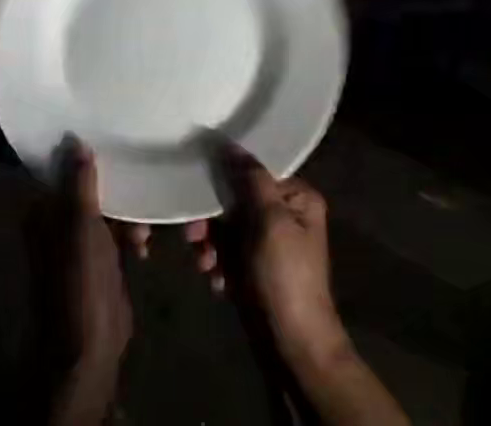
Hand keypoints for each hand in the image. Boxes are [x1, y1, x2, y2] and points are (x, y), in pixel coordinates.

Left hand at [44, 139, 133, 368]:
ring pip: (105, 213)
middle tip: (138, 173)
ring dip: (126, 215)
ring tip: (143, 227)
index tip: (106, 135)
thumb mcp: (80, 224)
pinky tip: (145, 245)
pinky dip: (131, 237)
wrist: (89, 343)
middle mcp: (56, 223)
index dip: (80, 156)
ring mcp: (78, 244)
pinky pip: (117, 236)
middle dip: (111, 186)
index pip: (58, 171)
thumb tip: (76, 140)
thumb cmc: (79, 278)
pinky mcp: (99, 263)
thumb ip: (79, 182)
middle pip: (85, 190)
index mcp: (42, 211)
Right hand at [184, 147, 347, 360]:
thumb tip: (230, 144)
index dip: (225, 174)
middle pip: (234, 196)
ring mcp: (265, 241)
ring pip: (223, 223)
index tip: (198, 181)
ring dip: (209, 242)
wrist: (292, 346)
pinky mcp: (250, 264)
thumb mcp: (271, 221)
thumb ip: (251, 179)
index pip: (255, 169)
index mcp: (297, 198)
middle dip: (211, 217)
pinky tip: (214, 277)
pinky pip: (223, 248)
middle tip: (193, 234)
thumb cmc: (285, 278)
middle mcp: (283, 213)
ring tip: (204, 261)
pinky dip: (214, 260)